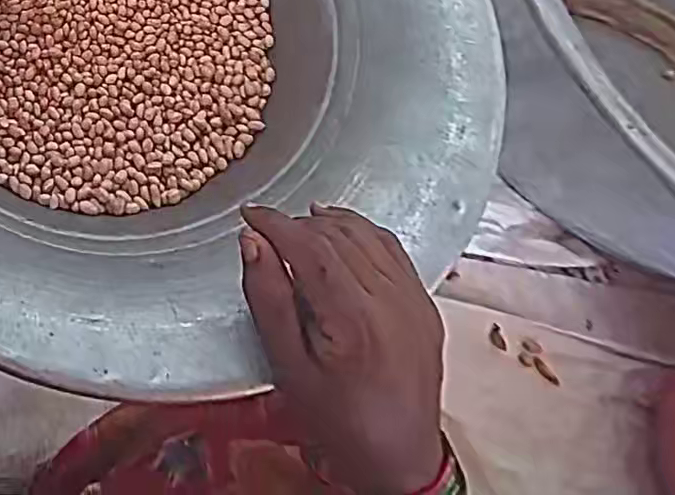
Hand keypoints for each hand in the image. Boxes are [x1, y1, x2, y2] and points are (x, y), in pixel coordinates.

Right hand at [241, 205, 445, 494]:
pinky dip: (357, 228)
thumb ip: (267, 294)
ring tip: (295, 231)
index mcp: (355, 320)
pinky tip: (334, 229)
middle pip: (334, 235)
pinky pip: (388, 246)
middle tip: (266, 233)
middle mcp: (392, 304)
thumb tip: (252, 240)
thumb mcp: (285, 361)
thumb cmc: (335, 416)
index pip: (310, 246)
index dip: (274, 222)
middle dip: (293, 224)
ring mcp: (414, 302)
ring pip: (362, 233)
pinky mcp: (424, 303)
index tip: (249, 214)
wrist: (398, 460)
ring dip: (323, 223)